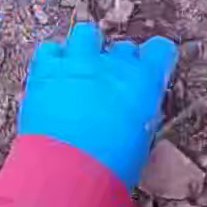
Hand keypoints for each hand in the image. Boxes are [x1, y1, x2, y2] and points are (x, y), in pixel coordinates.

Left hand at [19, 22, 179, 187]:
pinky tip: (51, 76)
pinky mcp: (46, 70)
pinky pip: (50, 50)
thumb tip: (136, 117)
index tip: (148, 69)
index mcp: (144, 82)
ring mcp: (79, 63)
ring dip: (84, 49)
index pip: (160, 51)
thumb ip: (140, 119)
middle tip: (107, 85)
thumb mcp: (138, 144)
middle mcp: (113, 65)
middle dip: (116, 63)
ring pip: (86, 35)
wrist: (69, 171)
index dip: (154, 59)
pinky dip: (52, 59)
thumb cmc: (111, 167)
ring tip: (78, 71)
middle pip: (121, 48)